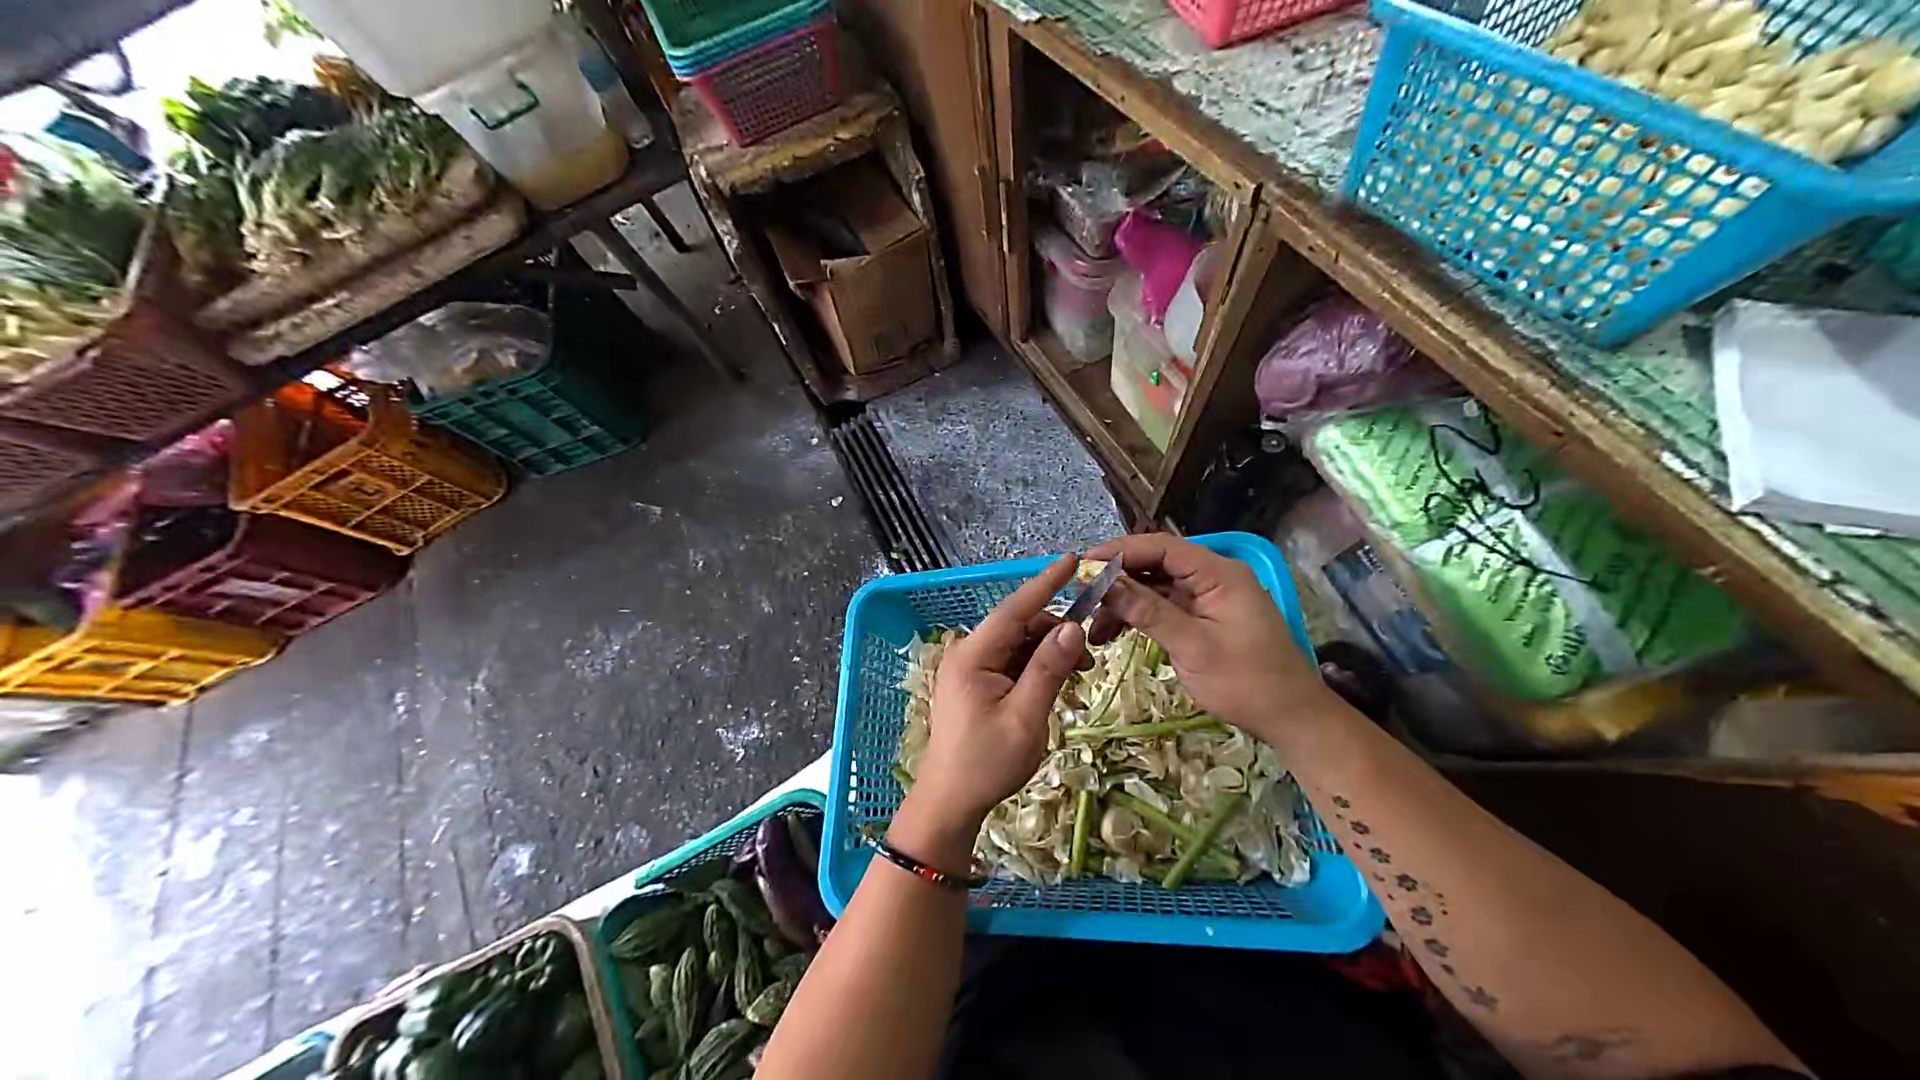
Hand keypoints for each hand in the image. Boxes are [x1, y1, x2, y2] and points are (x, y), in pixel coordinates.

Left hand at [892, 554, 1085, 869]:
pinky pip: (1012, 662)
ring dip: (1049, 653)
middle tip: (1090, 657)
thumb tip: (1073, 628)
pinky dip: (1036, 667)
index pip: (1014, 608)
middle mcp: (968, 653)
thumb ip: (1048, 669)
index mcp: (973, 655)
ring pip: (1019, 644)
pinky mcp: (977, 682)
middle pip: (1020, 626)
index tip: (1073, 559)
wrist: (951, 802)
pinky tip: (1056, 682)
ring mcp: (971, 668)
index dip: (1046, 583)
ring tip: (1079, 675)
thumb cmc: (986, 763)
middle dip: (1056, 633)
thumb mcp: (1025, 717)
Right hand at [1086, 534, 1337, 746]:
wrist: (1291, 718)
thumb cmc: (1247, 682)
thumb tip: (1105, 584)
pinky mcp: (1201, 617)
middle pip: (1154, 564)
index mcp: (1218, 573)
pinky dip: (1137, 616)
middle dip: (1116, 580)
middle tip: (1082, 599)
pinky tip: (1113, 633)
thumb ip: (1148, 612)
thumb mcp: (1193, 647)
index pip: (1161, 547)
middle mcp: (1212, 577)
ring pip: (1153, 586)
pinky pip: (1161, 606)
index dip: (1120, 552)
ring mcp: (1206, 597)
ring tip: (1095, 628)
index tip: (1084, 566)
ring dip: (1123, 602)